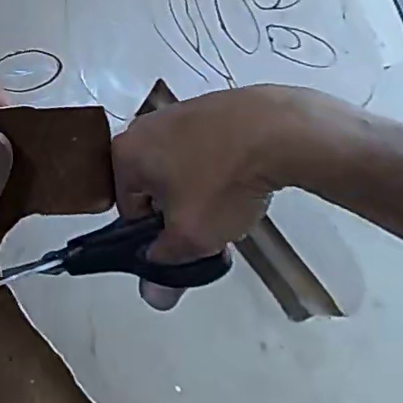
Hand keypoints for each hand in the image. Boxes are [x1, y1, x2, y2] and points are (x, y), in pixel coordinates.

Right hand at [112, 85, 378, 308]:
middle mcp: (143, 127)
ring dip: (198, 190)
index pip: (128, 211)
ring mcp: (177, 113)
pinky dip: (217, 166)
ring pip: (179, 168)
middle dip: (178, 211)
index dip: (157, 237)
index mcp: (125, 153)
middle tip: (209, 226)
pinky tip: (242, 178)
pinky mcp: (208, 108)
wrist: (277, 130)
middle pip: (152, 186)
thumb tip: (153, 295)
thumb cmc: (223, 179)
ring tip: (230, 203)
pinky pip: (202, 148)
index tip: (184, 245)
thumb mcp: (192, 237)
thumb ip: (166, 265)